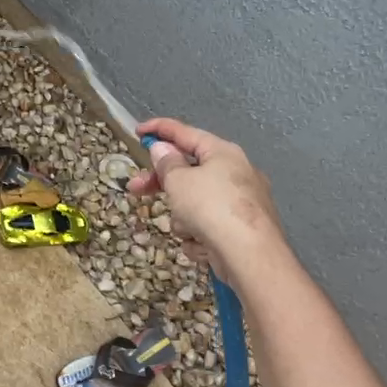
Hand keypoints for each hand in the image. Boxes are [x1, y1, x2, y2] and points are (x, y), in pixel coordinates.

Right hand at [128, 117, 291, 293]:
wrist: (250, 256)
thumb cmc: (211, 208)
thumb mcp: (178, 180)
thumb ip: (166, 162)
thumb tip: (163, 149)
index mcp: (223, 153)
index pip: (185, 132)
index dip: (158, 129)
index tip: (138, 131)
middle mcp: (235, 173)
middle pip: (188, 171)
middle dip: (162, 183)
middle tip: (136, 188)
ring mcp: (240, 202)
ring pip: (194, 201)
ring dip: (182, 215)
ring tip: (187, 228)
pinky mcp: (240, 228)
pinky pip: (207, 224)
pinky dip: (199, 233)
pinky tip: (202, 243)